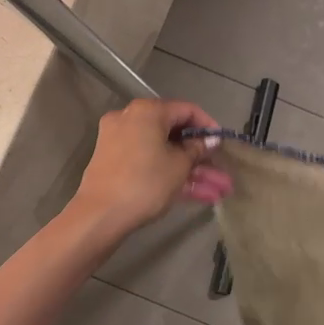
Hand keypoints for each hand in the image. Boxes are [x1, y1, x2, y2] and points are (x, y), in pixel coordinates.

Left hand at [69, 98, 232, 237]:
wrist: (100, 214)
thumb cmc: (146, 183)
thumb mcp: (179, 166)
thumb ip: (197, 149)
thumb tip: (210, 141)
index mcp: (147, 111)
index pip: (186, 110)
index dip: (208, 126)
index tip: (223, 144)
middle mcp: (130, 119)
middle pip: (174, 133)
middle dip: (201, 156)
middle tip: (222, 172)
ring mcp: (120, 141)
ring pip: (163, 152)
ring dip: (190, 170)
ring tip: (217, 191)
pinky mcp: (114, 162)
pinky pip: (149, 162)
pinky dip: (169, 174)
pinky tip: (197, 194)